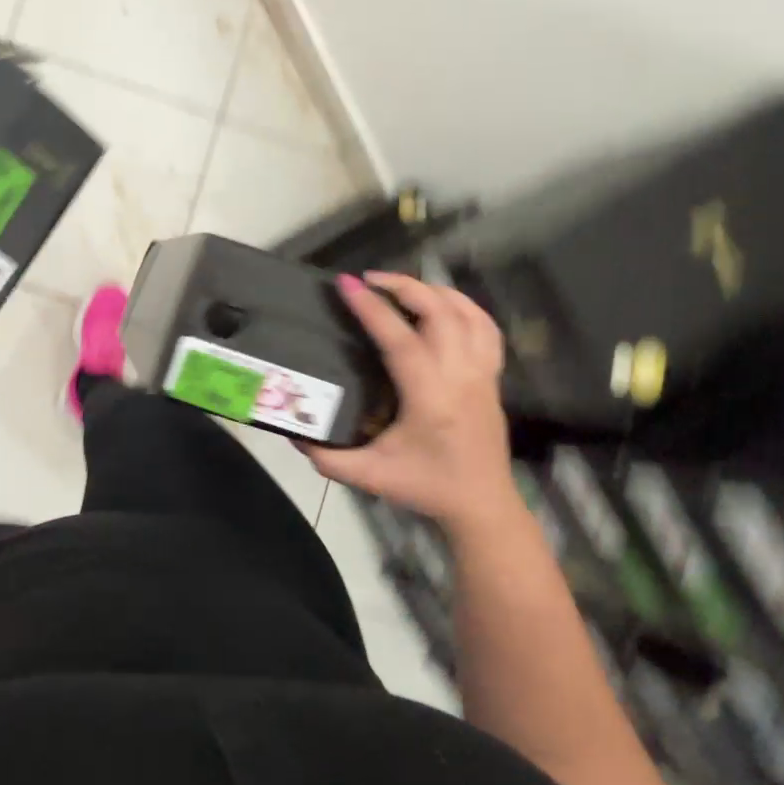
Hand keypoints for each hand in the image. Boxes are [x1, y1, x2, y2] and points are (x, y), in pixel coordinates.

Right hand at [304, 272, 513, 528]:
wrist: (481, 504)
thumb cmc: (425, 487)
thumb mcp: (368, 476)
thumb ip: (327, 456)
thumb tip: (290, 431)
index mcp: (429, 399)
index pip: (400, 340)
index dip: (372, 308)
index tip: (346, 285)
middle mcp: (460, 378)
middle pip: (440, 313)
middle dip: (404, 286)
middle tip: (368, 279)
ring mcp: (482, 374)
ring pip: (466, 313)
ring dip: (433, 291)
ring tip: (400, 286)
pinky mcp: (493, 376)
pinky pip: (486, 328)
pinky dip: (464, 305)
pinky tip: (442, 302)